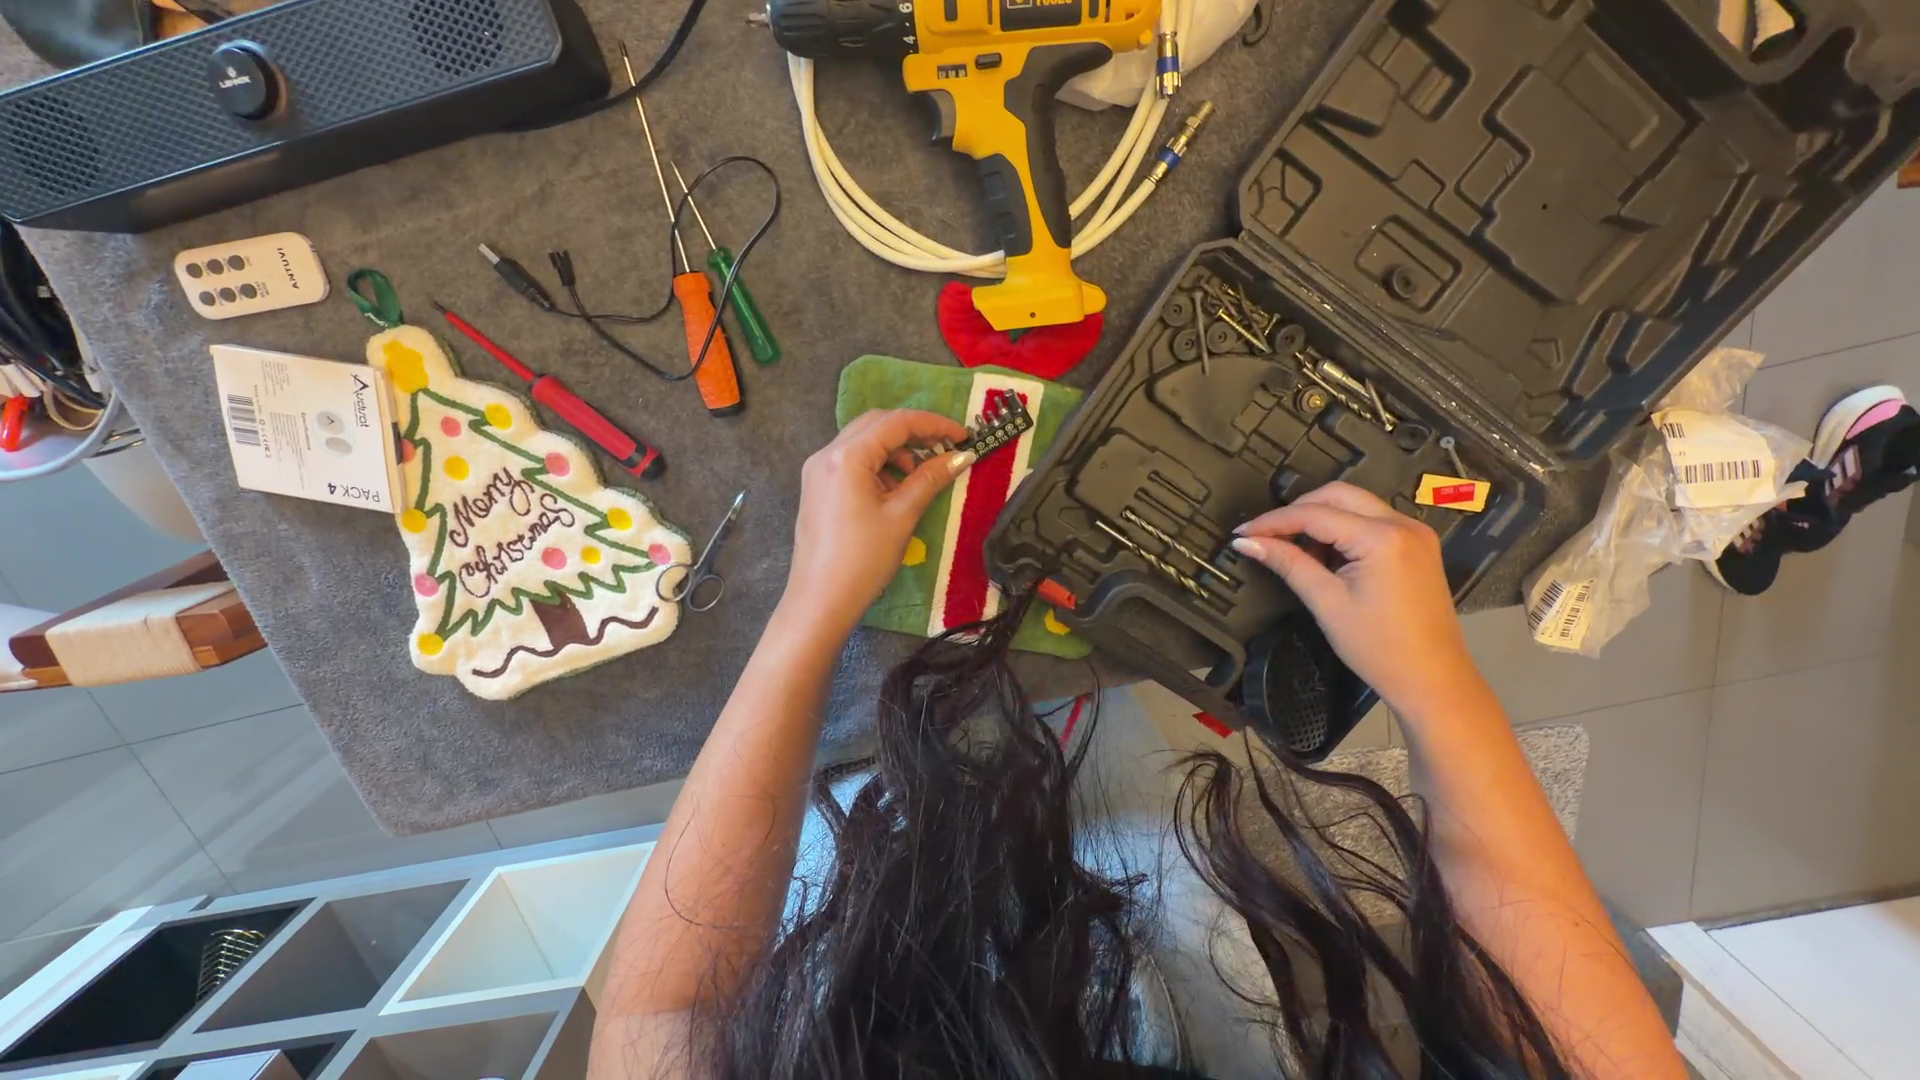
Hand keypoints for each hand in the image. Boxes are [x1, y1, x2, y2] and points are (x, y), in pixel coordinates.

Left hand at [783, 409, 974, 636]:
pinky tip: (895, 489)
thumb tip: (961, 456)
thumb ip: (930, 479)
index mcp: (847, 456)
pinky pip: (852, 461)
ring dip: (895, 450)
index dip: (933, 424)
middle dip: (913, 432)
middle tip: (945, 450)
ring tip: (920, 477)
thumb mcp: (902, 516)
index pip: (896, 423)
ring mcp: (818, 470)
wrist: (820, 601)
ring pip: (863, 442)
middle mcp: (827, 454)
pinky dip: (878, 465)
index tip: (963, 435)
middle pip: (876, 424)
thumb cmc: (864, 560)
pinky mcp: (817, 487)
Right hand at [1230, 482, 1486, 710]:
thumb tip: (1246, 542)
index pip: (1315, 514)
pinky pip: (1371, 521)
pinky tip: (1325, 556)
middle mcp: (1403, 524)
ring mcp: (1415, 532)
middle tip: (1265, 536)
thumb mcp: (1327, 603)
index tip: (1241, 534)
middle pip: (1338, 495)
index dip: (1273, 521)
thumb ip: (1288, 563)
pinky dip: (1342, 529)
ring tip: (1294, 550)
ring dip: (1320, 518)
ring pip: (1355, 504)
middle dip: (1297, 511)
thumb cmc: (1378, 647)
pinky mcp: (1417, 545)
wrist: (1434, 680)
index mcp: (1382, 538)